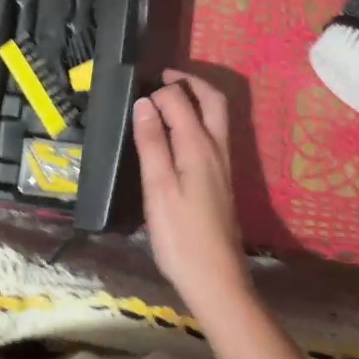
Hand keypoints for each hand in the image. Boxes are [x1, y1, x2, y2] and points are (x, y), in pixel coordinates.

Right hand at [133, 69, 249, 303]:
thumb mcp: (158, 188)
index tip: (136, 92)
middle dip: (190, 82)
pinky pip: (214, 133)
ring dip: (197, 98)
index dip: (158, 92)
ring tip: (169, 98)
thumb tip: (143, 103)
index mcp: (198, 145)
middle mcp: (216, 148)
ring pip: (217, 116)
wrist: (217, 280)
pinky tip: (180, 133)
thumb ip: (152, 143)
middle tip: (164, 77)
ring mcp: (223, 164)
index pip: (179, 101)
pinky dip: (199, 118)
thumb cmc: (181, 236)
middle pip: (212, 100)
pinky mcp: (221, 180)